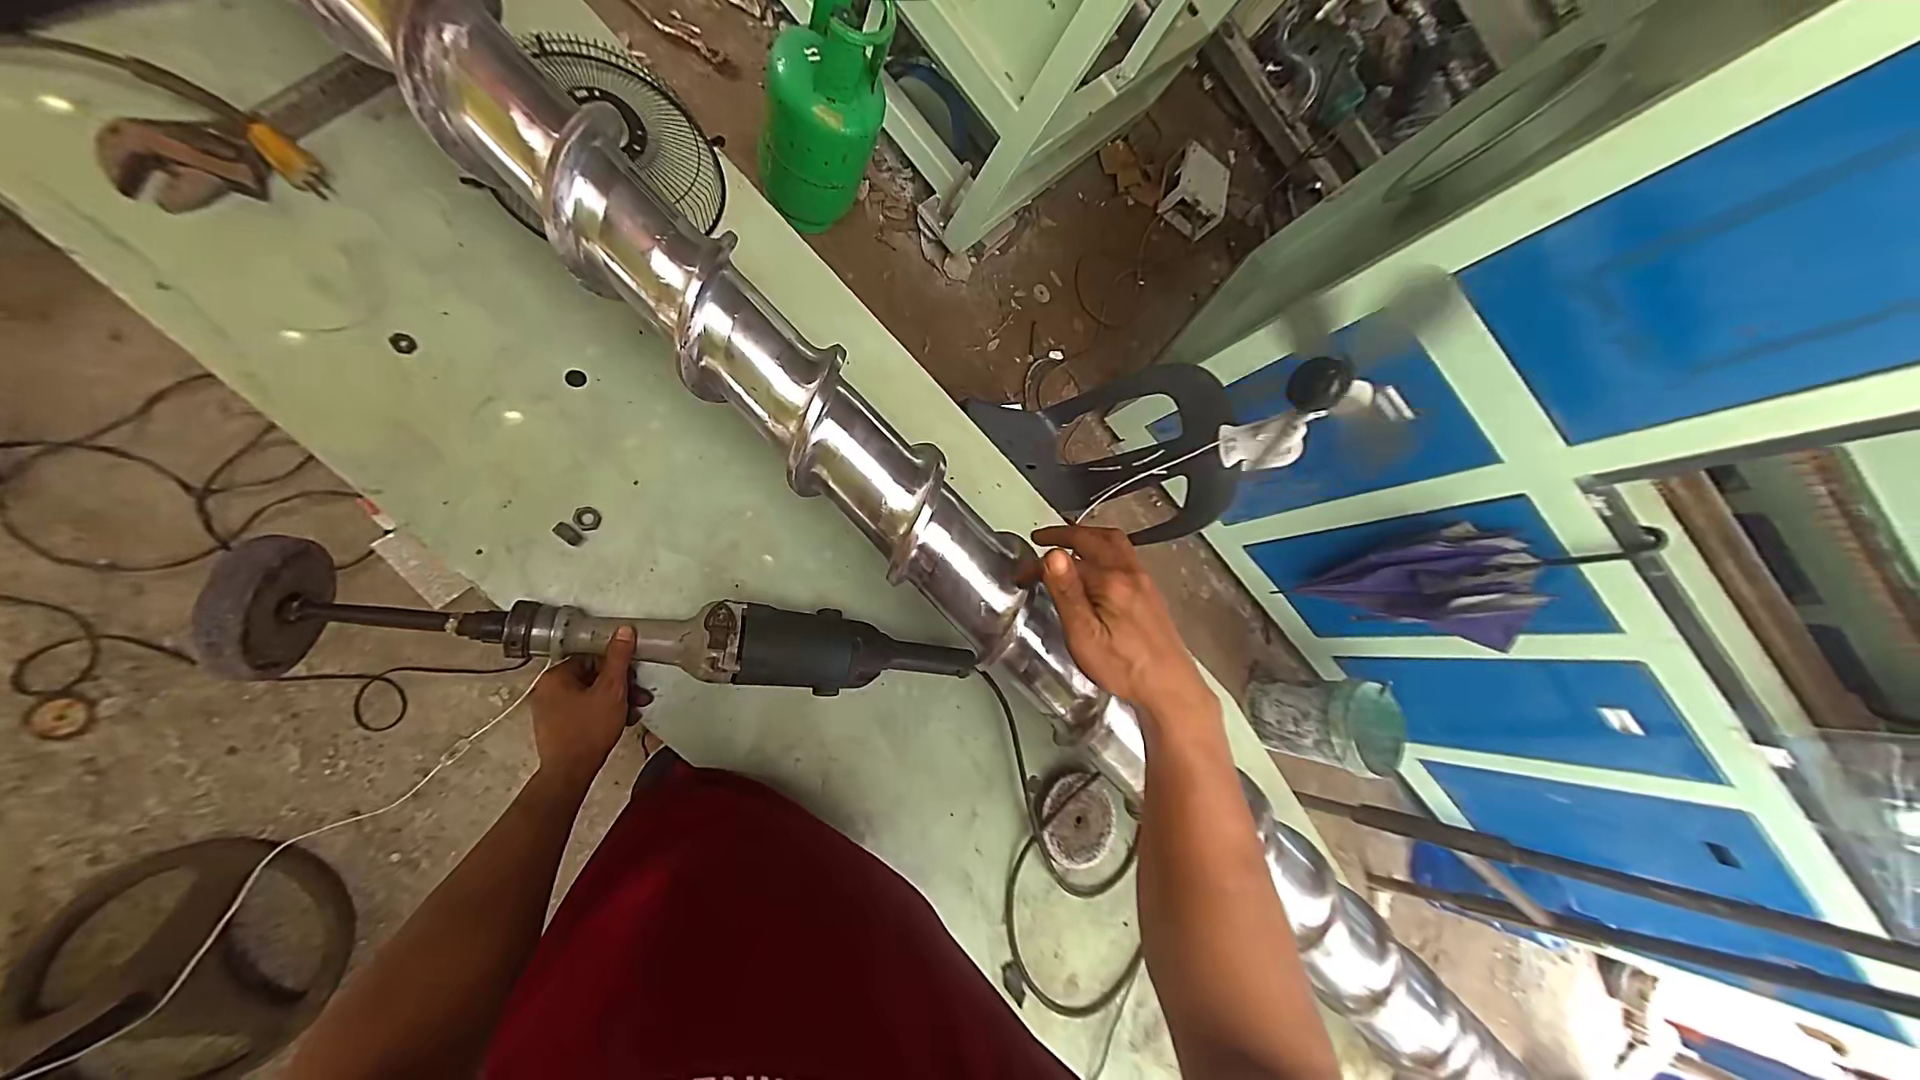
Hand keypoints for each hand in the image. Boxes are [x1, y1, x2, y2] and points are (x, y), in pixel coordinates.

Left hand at [528, 625, 637, 790]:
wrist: (571, 771)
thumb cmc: (588, 731)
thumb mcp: (612, 689)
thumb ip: (619, 658)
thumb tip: (624, 632)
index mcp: (555, 677)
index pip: (591, 657)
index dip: (616, 666)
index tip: (630, 676)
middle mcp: (547, 691)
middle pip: (592, 676)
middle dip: (619, 685)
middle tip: (637, 695)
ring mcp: (549, 710)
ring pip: (590, 694)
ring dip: (615, 699)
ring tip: (633, 710)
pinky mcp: (556, 726)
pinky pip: (583, 710)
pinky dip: (602, 712)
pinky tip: (620, 720)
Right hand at [1031, 525, 1213, 719]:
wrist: (1169, 689)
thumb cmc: (1127, 668)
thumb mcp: (1084, 634)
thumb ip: (1067, 592)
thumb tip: (1053, 556)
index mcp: (1111, 581)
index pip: (1067, 560)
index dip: (1040, 564)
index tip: (1025, 573)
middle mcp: (1130, 575)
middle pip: (1096, 537)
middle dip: (1066, 533)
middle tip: (1045, 536)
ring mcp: (1144, 583)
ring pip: (1115, 543)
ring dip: (1089, 536)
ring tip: (1071, 541)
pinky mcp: (1150, 596)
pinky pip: (1127, 558)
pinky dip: (1106, 549)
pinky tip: (1100, 565)